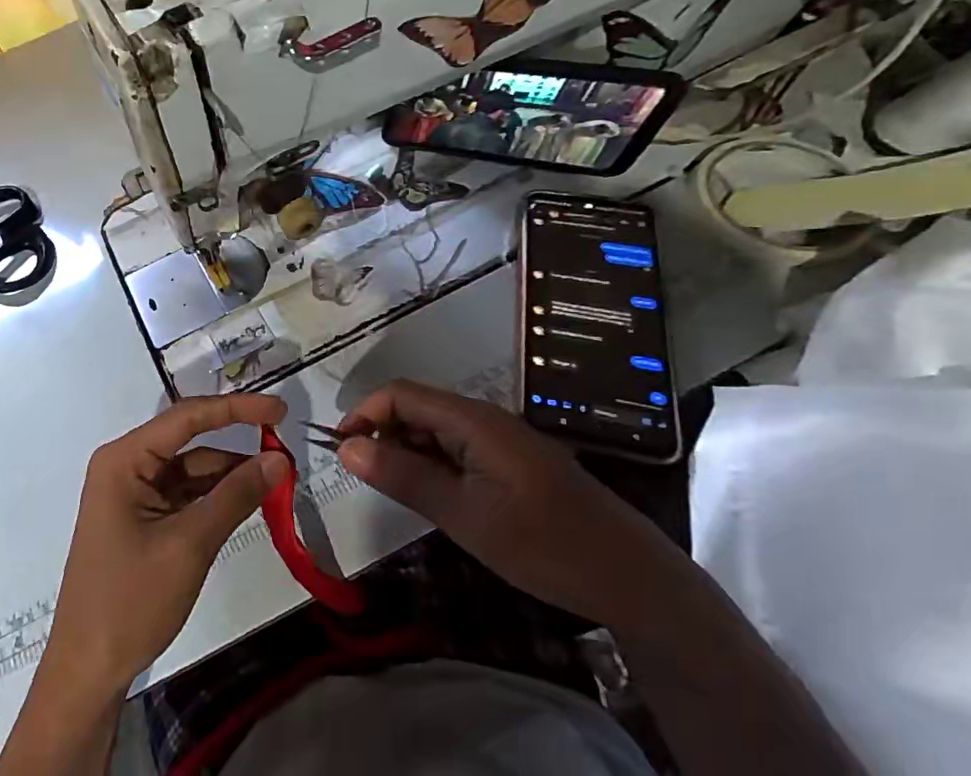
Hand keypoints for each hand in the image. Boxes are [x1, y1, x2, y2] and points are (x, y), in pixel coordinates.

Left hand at [47, 394, 289, 690]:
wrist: (89, 667)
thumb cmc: (131, 600)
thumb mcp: (189, 544)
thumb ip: (236, 496)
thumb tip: (279, 459)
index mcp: (124, 459)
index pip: (187, 417)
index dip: (236, 408)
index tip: (280, 410)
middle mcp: (126, 466)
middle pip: (190, 440)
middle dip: (236, 444)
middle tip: (284, 451)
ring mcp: (134, 493)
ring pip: (192, 469)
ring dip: (230, 474)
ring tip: (276, 482)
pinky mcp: (143, 518)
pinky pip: (187, 494)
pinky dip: (217, 497)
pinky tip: (249, 502)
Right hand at [336, 380, 691, 627]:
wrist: (630, 577)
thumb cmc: (542, 544)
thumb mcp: (463, 514)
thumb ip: (403, 476)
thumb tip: (347, 448)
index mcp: (474, 420)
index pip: (402, 393)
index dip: (364, 413)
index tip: (339, 451)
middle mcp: (486, 419)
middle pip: (418, 406)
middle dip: (381, 432)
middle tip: (361, 478)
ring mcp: (501, 441)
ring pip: (437, 430)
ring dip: (405, 451)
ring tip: (390, 490)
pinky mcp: (512, 463)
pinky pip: (458, 450)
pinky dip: (432, 465)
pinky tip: (429, 496)